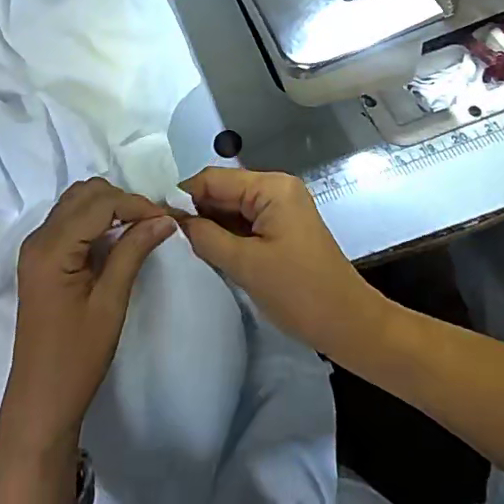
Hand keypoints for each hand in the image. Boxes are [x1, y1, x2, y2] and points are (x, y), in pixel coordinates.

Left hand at [0, 178, 175, 503]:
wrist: (41, 400)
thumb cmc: (77, 357)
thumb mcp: (110, 302)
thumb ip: (133, 252)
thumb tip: (163, 219)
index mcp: (51, 248)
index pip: (99, 203)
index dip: (136, 204)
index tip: (166, 218)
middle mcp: (38, 238)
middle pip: (85, 194)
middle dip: (122, 199)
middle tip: (154, 222)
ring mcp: (36, 247)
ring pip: (76, 202)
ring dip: (109, 206)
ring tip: (140, 227)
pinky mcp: (40, 258)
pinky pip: (69, 220)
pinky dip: (96, 219)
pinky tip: (117, 236)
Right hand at [177, 167, 385, 356]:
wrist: (349, 325)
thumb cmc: (299, 292)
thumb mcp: (246, 265)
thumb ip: (206, 236)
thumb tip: (173, 219)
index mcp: (272, 187)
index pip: (214, 178)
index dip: (183, 195)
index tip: (154, 216)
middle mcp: (277, 188)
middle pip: (224, 190)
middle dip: (196, 210)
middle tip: (163, 234)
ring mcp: (282, 207)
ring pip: (233, 207)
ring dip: (210, 224)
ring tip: (179, 244)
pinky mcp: (283, 227)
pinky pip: (246, 222)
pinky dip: (227, 234)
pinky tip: (207, 250)